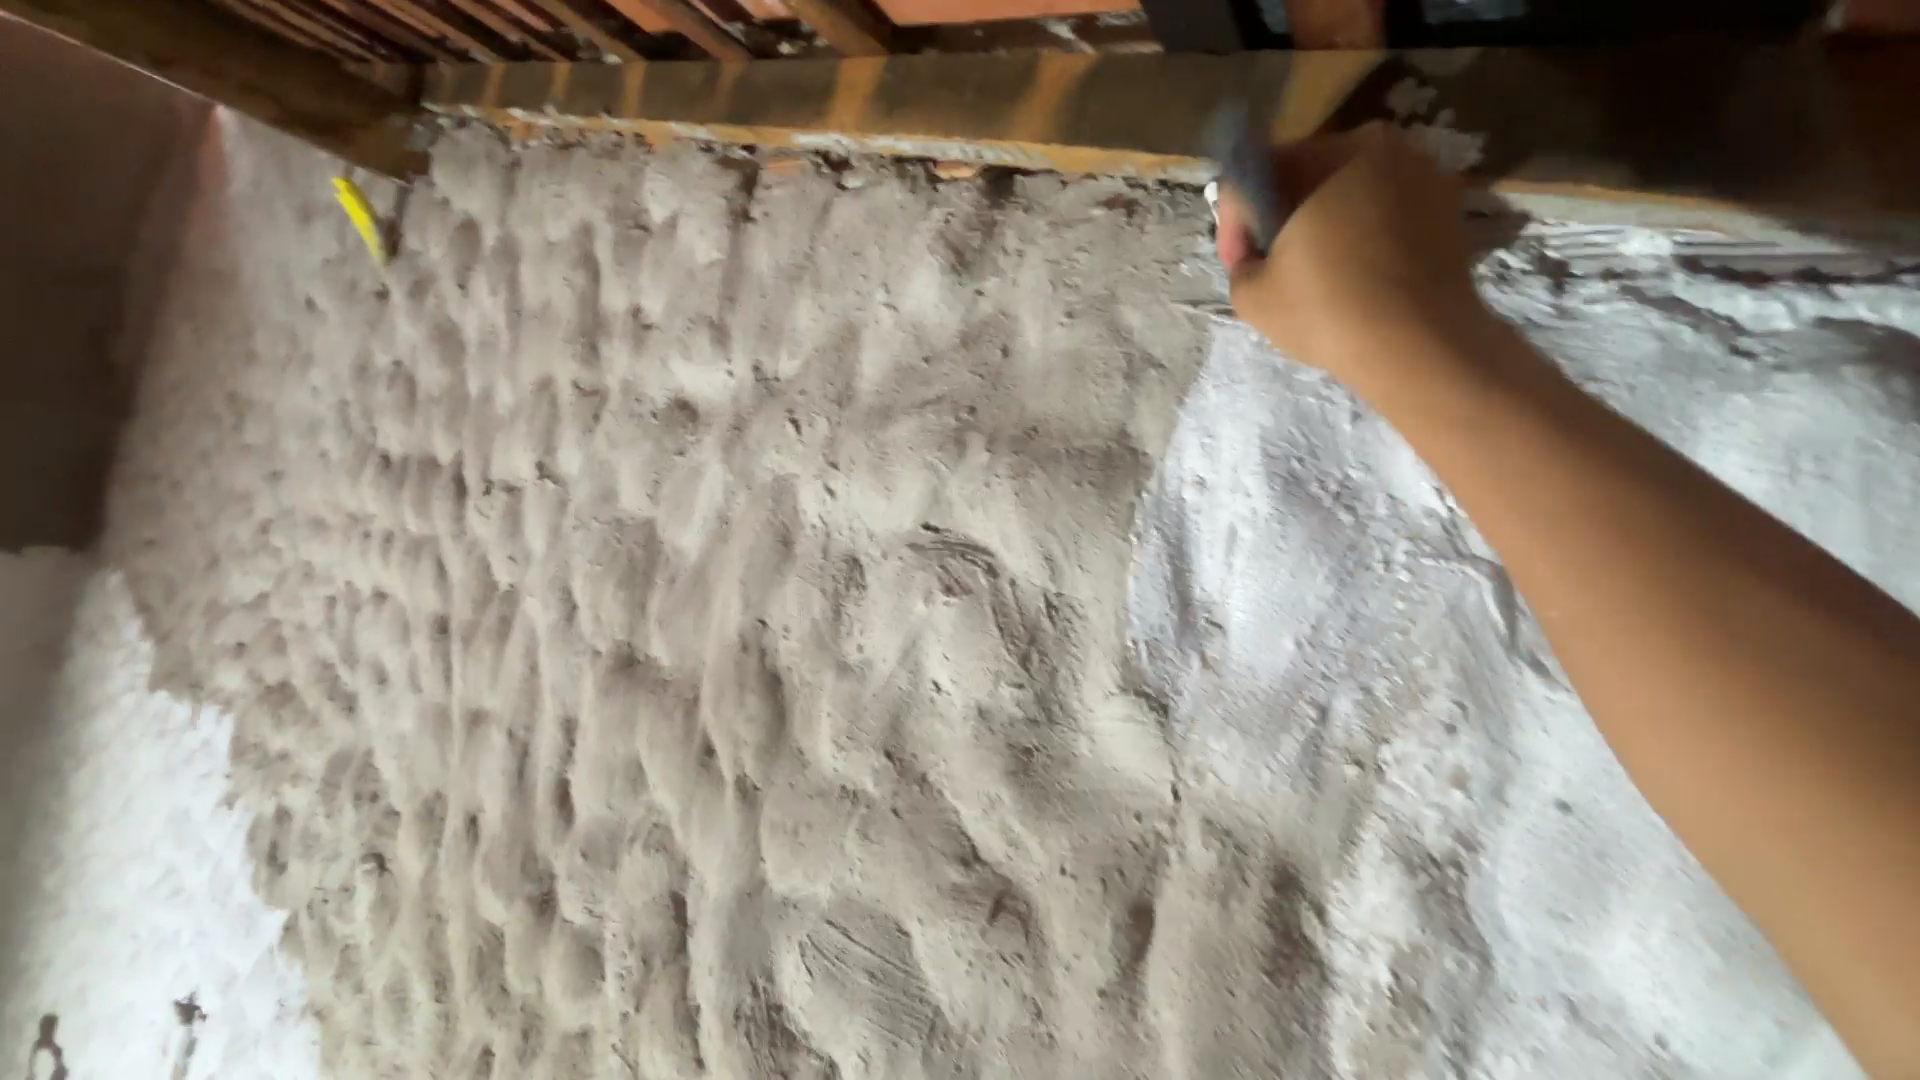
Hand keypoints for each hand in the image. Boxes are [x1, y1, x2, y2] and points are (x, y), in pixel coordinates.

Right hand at [1216, 122, 1483, 380]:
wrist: (1419, 346)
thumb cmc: (1327, 311)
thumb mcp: (1251, 296)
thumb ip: (1242, 262)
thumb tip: (1257, 257)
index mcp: (1328, 154)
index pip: (1257, 174)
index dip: (1235, 222)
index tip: (1237, 265)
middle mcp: (1380, 147)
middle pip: (1307, 176)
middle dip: (1282, 218)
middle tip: (1272, 267)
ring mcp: (1422, 174)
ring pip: (1350, 195)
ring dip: (1324, 227)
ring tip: (1315, 277)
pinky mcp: (1447, 209)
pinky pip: (1387, 215)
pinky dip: (1364, 239)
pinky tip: (1355, 280)